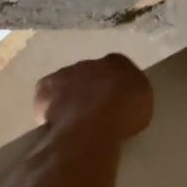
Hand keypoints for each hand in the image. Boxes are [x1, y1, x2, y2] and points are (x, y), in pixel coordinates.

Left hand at [32, 54, 153, 140]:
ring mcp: (64, 73)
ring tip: (73, 122)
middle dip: (89, 90)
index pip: (116, 68)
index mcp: (118, 62)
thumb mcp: (143, 103)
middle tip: (94, 112)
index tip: (115, 102)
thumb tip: (123, 96)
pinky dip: (48, 108)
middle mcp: (90, 62)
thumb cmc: (125, 115)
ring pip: (66, 84)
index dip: (114, 86)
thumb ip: (131, 94)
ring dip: (68, 98)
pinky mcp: (44, 88)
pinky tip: (55, 124)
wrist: (93, 124)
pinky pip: (46, 98)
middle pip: (88, 74)